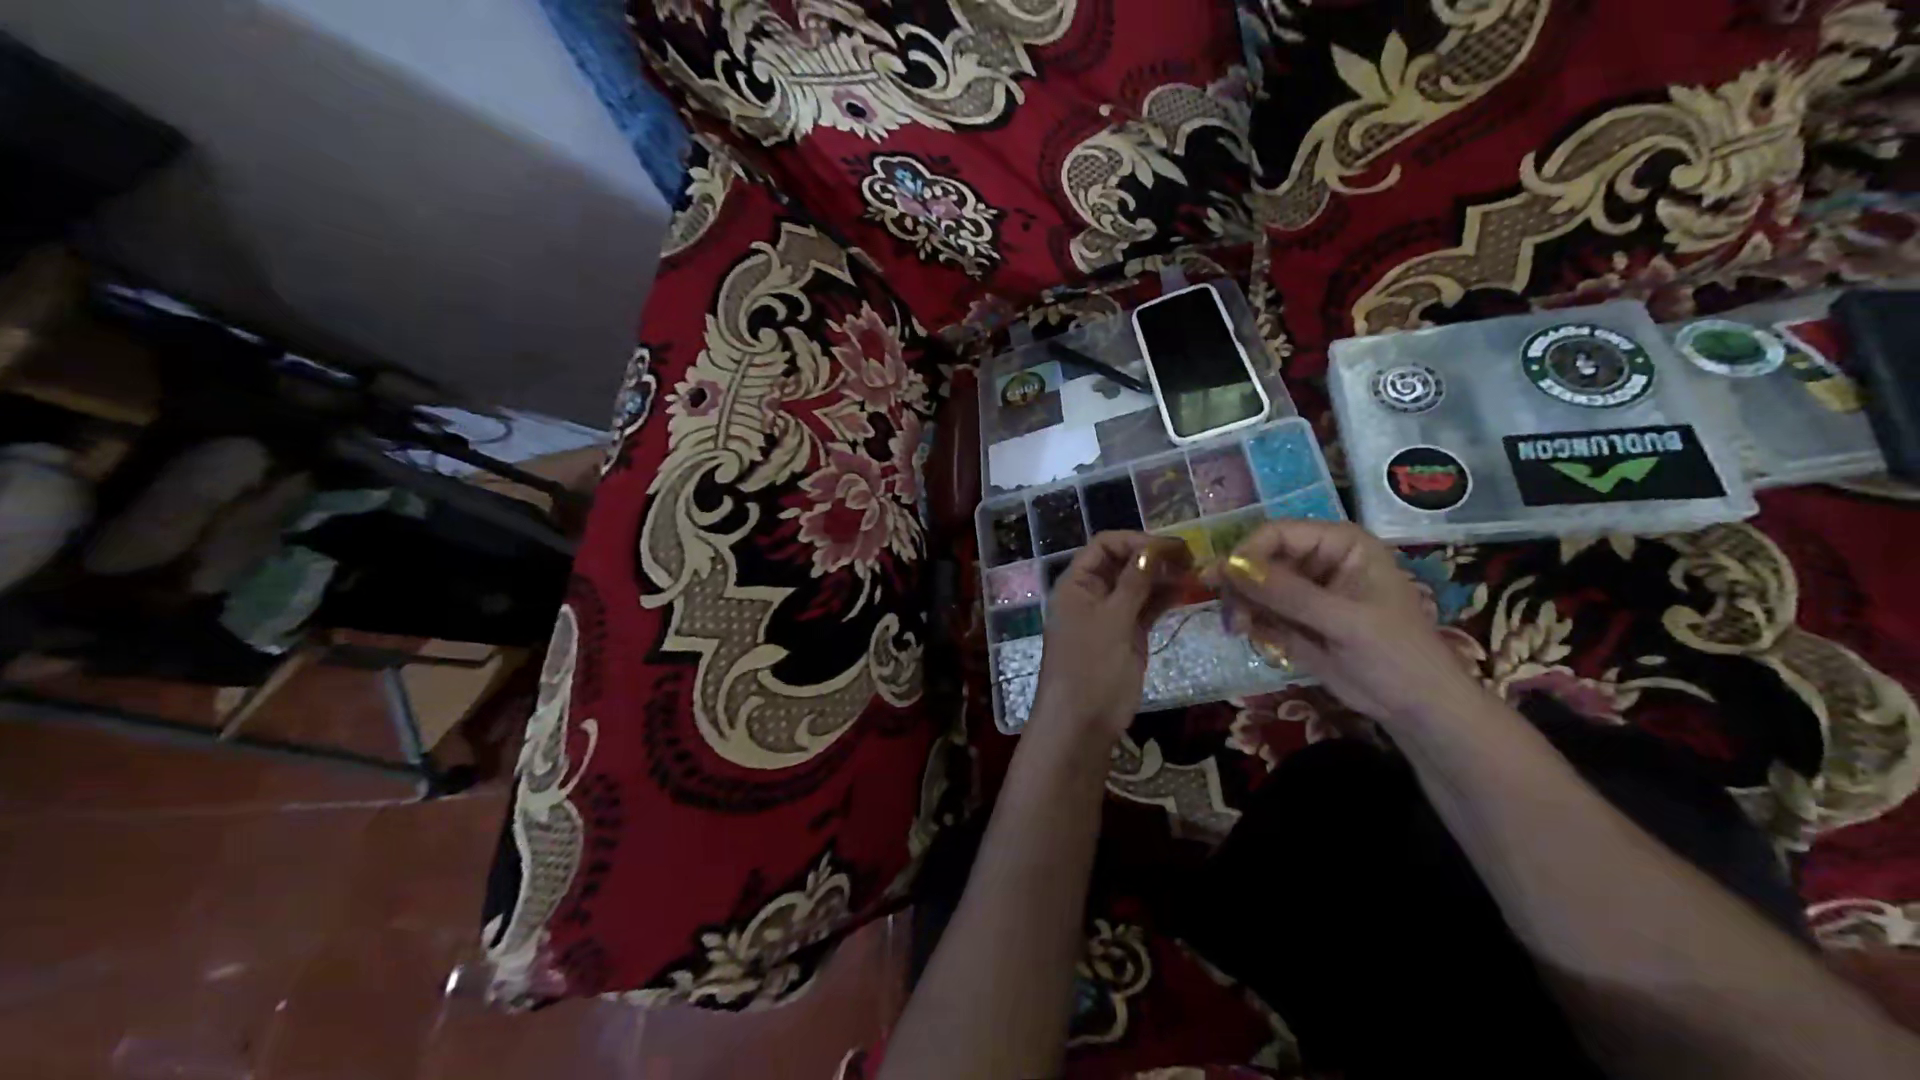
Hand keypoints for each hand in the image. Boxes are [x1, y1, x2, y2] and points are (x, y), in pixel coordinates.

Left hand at [1032, 531, 1183, 741]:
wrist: (1082, 721)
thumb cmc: (1090, 666)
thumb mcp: (1112, 620)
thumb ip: (1133, 583)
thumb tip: (1152, 549)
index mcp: (1075, 584)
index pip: (1104, 546)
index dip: (1134, 541)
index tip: (1169, 547)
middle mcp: (1091, 594)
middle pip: (1122, 563)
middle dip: (1152, 557)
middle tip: (1190, 557)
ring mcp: (1110, 616)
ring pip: (1137, 585)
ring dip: (1162, 576)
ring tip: (1194, 571)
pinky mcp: (1127, 635)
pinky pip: (1145, 608)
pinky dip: (1163, 598)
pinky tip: (1186, 590)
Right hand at [1205, 521, 1483, 723]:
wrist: (1416, 706)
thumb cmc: (1394, 654)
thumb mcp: (1343, 622)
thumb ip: (1288, 594)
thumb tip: (1230, 568)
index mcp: (1340, 544)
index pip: (1277, 533)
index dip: (1247, 553)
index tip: (1224, 583)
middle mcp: (1318, 559)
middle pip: (1258, 557)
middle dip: (1240, 584)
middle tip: (1231, 617)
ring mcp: (1304, 590)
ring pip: (1252, 584)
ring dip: (1239, 604)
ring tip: (1239, 630)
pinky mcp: (1293, 617)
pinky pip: (1257, 609)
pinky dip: (1248, 620)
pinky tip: (1251, 636)